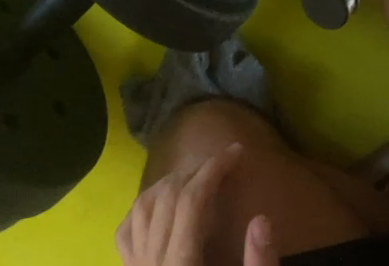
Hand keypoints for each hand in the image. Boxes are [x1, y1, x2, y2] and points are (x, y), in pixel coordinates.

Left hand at [116, 144, 278, 265]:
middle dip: (196, 171)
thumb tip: (262, 219)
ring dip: (168, 185)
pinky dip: (142, 211)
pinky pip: (127, 236)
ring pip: (141, 210)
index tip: (238, 152)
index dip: (214, 169)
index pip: (191, 200)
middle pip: (166, 198)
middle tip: (224, 163)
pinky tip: (160, 207)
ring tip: (196, 177)